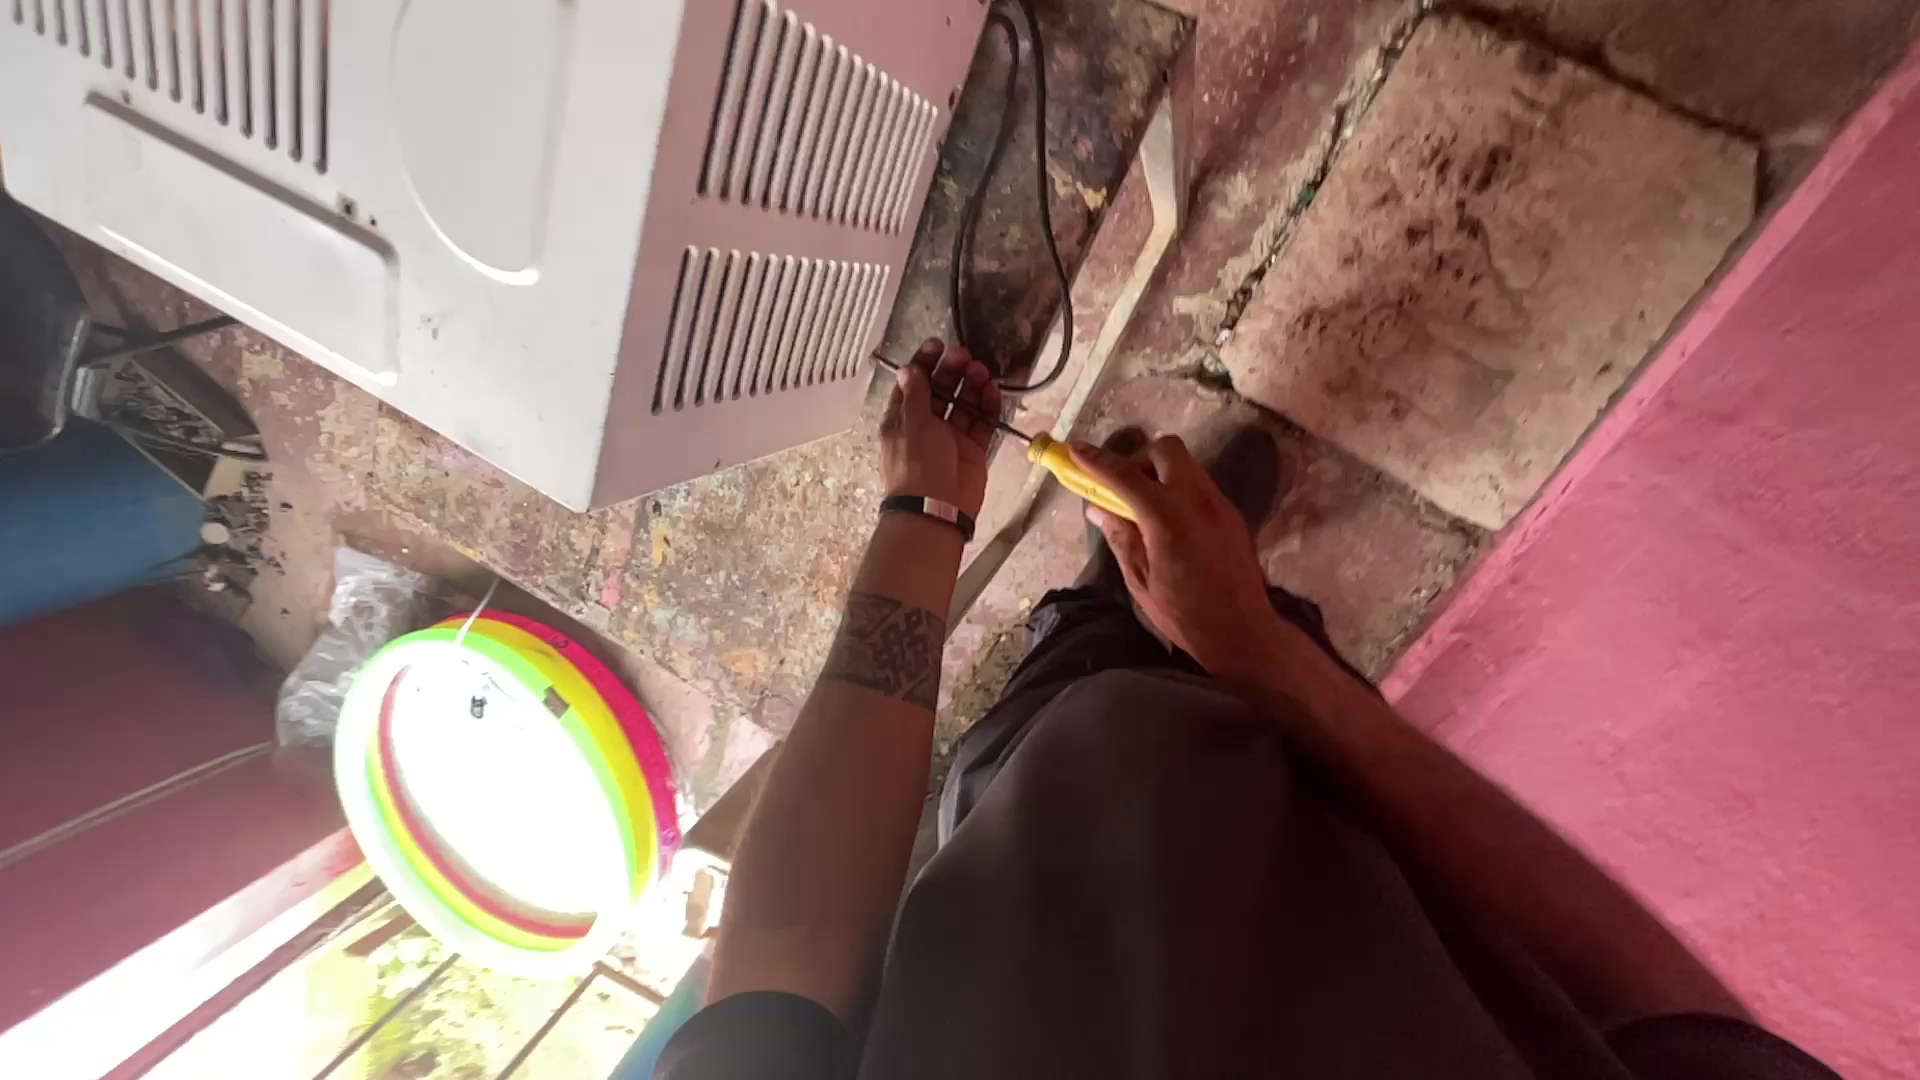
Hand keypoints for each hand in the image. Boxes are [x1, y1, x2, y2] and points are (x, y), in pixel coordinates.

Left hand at [879, 340, 1000, 518]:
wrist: (936, 509)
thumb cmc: (917, 464)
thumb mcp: (912, 424)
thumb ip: (916, 395)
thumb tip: (909, 369)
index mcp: (902, 420)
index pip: (913, 384)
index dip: (924, 364)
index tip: (938, 345)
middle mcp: (926, 426)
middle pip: (941, 392)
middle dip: (952, 372)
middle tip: (965, 356)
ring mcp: (951, 438)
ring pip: (963, 405)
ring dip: (972, 386)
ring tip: (982, 372)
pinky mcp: (972, 450)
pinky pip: (982, 423)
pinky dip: (987, 407)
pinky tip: (992, 391)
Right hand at [1071, 435, 1286, 679]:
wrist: (1242, 632)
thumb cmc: (1184, 614)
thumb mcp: (1139, 580)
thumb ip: (1120, 537)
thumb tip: (1100, 509)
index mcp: (1168, 519)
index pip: (1125, 477)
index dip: (1097, 461)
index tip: (1076, 450)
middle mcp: (1197, 502)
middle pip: (1167, 450)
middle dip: (1139, 459)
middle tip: (1123, 488)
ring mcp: (1219, 505)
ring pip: (1186, 465)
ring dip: (1160, 473)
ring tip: (1145, 508)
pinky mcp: (1232, 515)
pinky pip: (1199, 486)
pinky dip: (1178, 490)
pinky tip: (1169, 523)